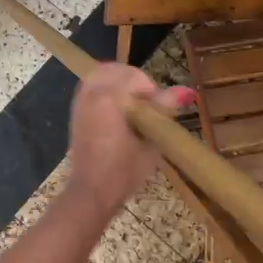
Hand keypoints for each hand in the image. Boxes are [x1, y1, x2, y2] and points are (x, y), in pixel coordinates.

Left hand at [64, 63, 194, 215]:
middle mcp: (92, 94)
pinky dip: (105, 89)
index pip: (135, 77)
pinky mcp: (75, 113)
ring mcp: (80, 103)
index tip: (158, 111)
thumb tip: (187, 92)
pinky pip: (90, 87)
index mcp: (109, 99)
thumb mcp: (150, 142)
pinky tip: (118, 110)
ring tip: (133, 105)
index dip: (151, 91)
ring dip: (119, 82)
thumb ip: (164, 111)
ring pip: (100, 75)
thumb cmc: (124, 172)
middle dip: (134, 81)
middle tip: (147, 104)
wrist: (91, 192)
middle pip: (115, 70)